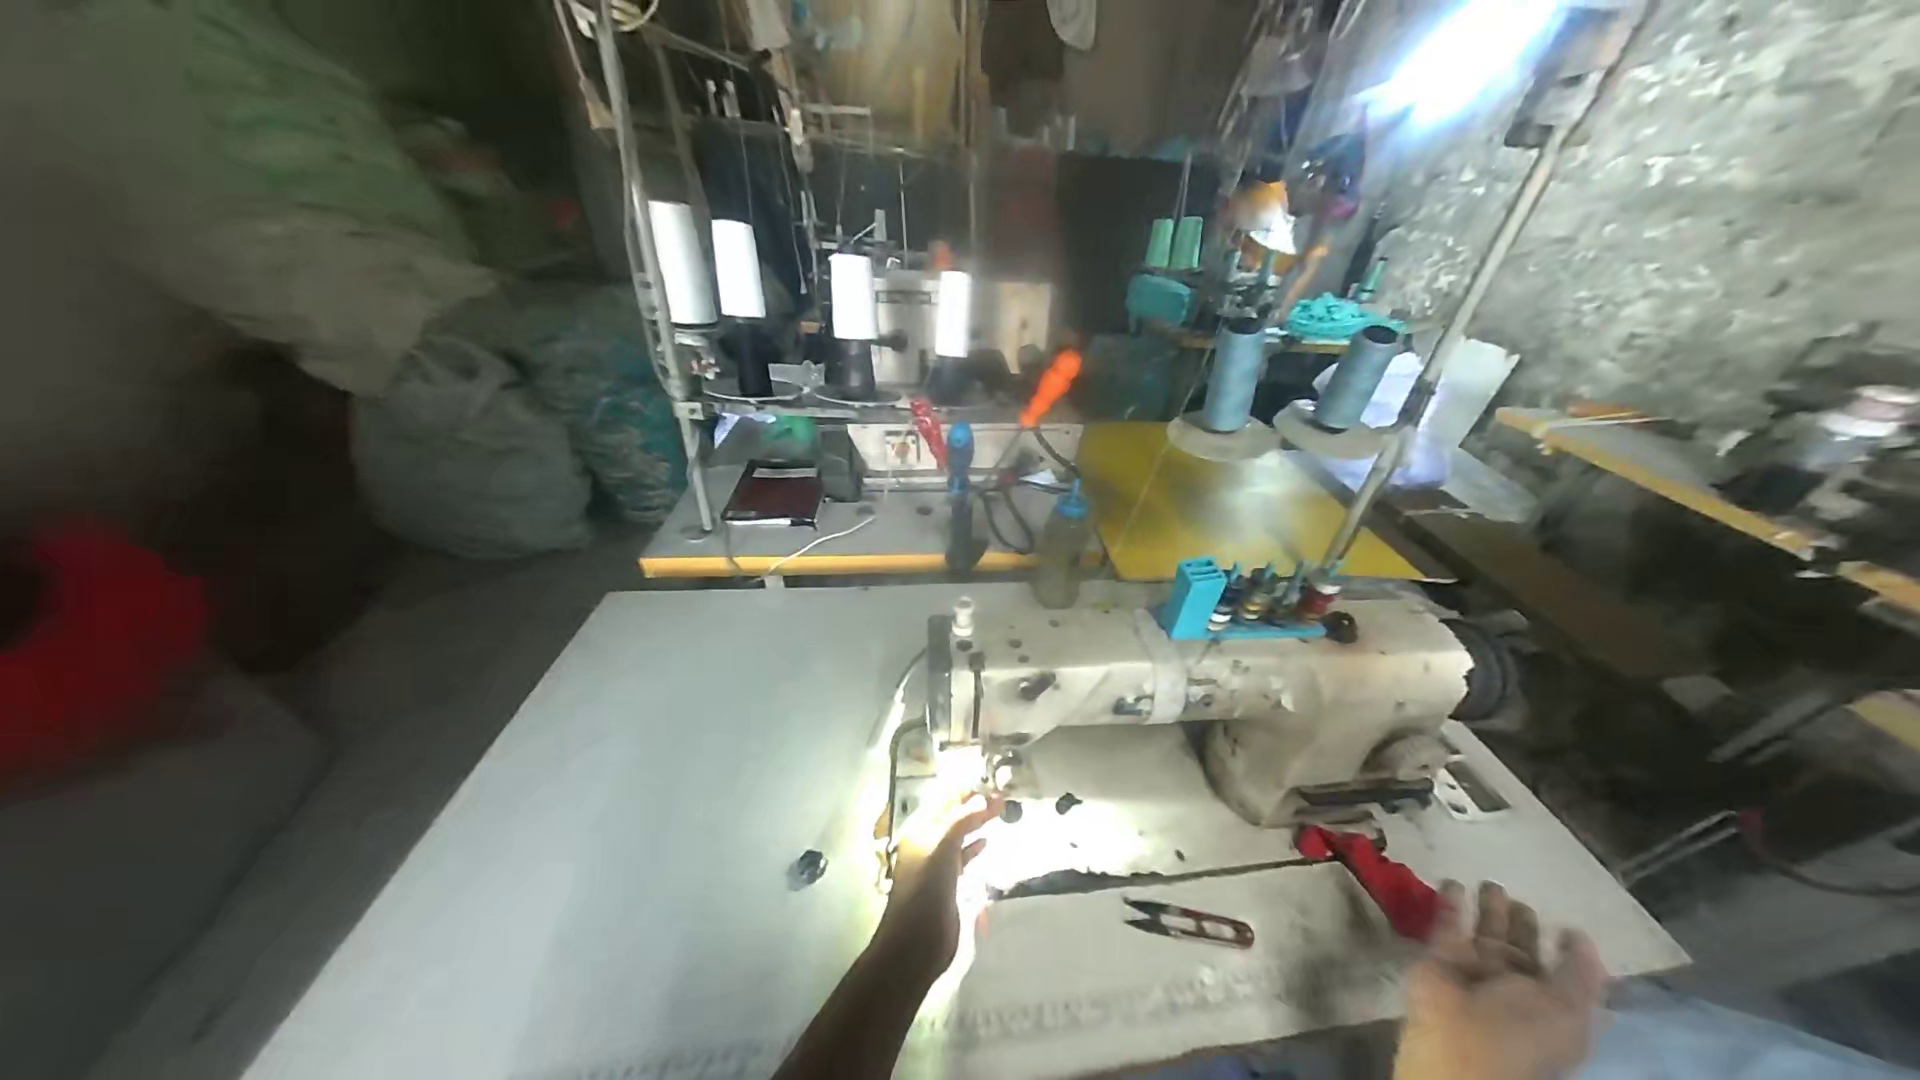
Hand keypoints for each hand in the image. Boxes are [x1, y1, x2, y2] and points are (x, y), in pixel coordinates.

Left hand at [873, 790, 1002, 982]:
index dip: (968, 793)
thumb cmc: (926, 891)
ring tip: (1000, 814)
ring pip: (959, 835)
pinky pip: (962, 856)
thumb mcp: (942, 848)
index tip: (993, 788)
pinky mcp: (947, 883)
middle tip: (1002, 799)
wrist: (916, 943)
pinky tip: (987, 841)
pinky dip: (974, 847)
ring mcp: (936, 863)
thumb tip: (983, 798)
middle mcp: (927, 843)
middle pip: (954, 817)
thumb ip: (962, 821)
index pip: (946, 802)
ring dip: (977, 824)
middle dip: (975, 807)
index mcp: (920, 831)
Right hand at [1393, 881, 1609, 1079]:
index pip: (1561, 972)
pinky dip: (1449, 903)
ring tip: (1489, 882)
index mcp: (1551, 1004)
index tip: (1567, 925)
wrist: (1461, 1040)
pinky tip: (1453, 882)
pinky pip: (1446, 923)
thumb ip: (1579, 972)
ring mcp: (1475, 968)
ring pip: (1484, 931)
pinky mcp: (1441, 954)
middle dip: (1520, 923)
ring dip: (1487, 908)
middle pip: (1520, 947)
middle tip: (1519, 897)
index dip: (1566, 951)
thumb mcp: (1569, 1008)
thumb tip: (1580, 934)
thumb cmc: (1525, 1030)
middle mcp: (1514, 986)